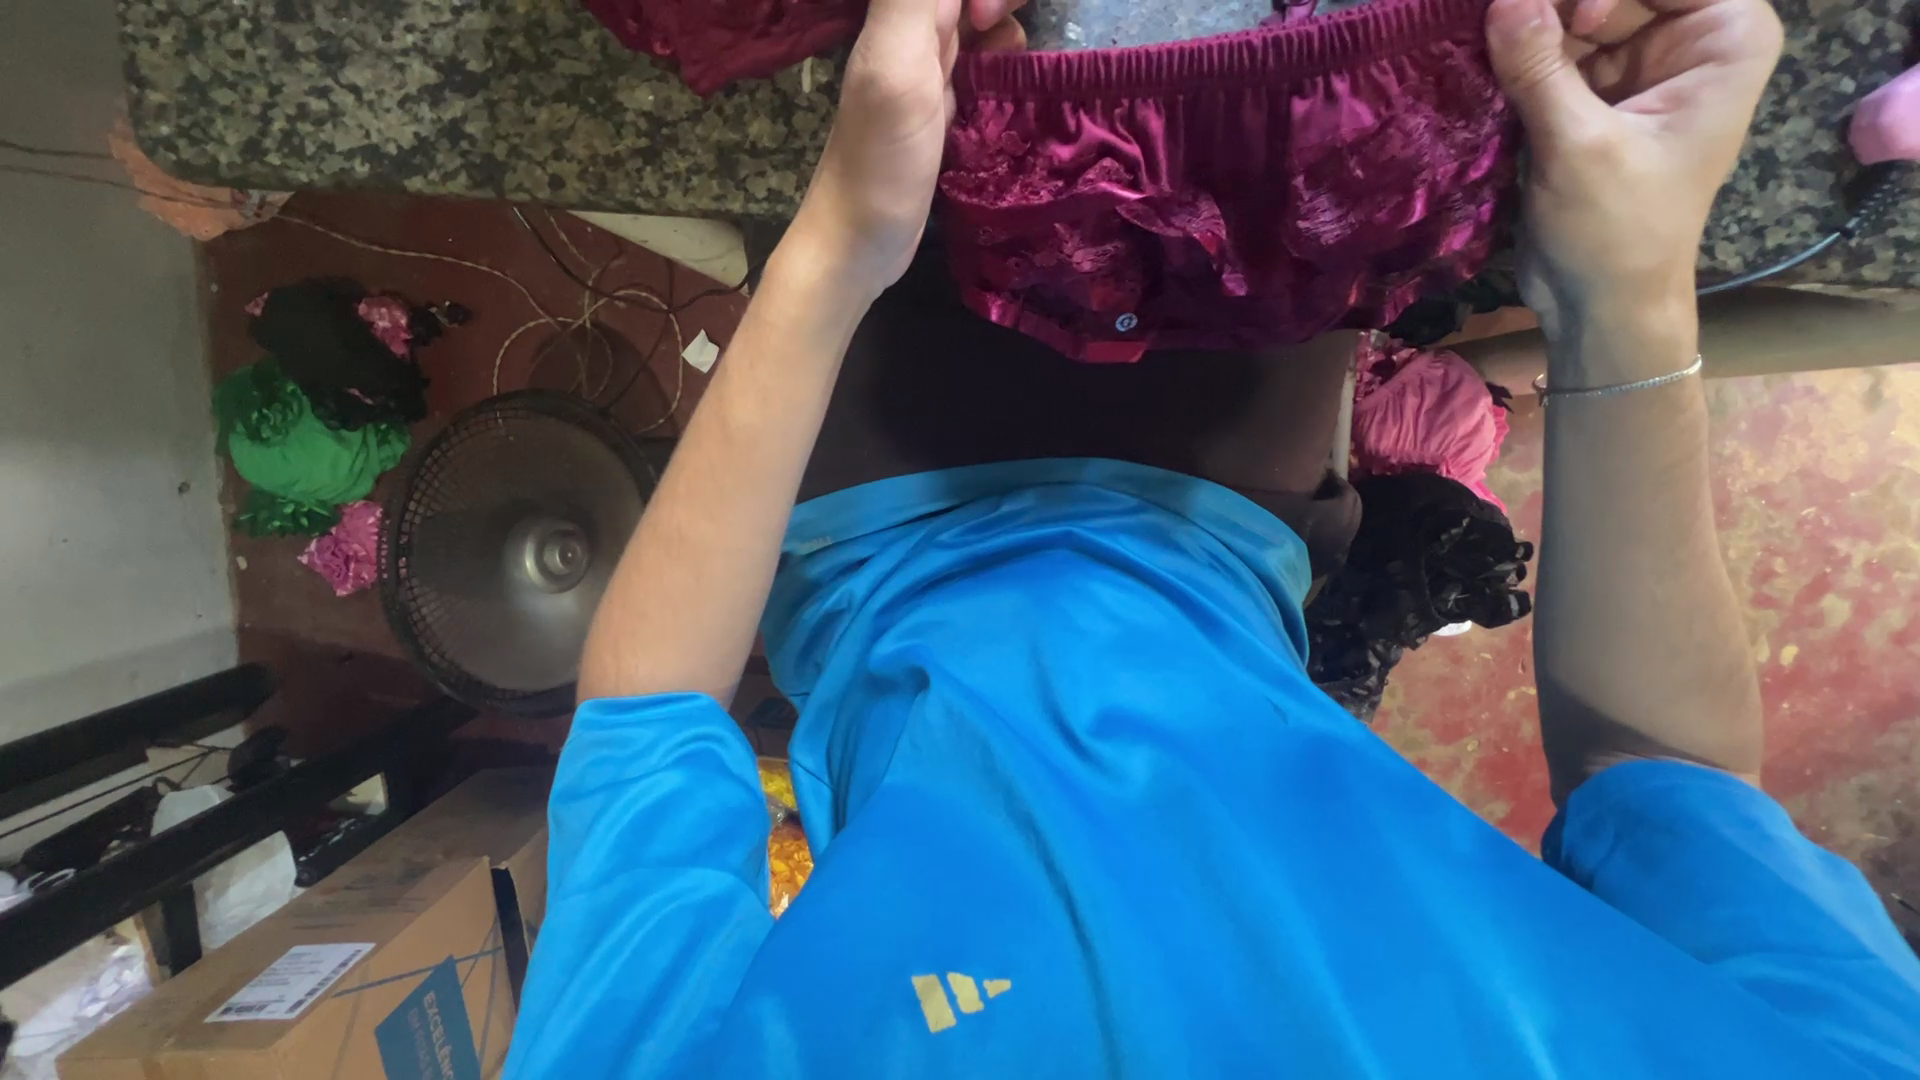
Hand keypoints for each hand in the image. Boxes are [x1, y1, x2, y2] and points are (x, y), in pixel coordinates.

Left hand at [787, 0, 1024, 303]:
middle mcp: (913, 32)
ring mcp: (927, 75)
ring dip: (1005, 34)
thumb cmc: (878, 163)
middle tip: (998, 38)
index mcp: (901, 12)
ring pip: (979, 23)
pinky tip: (999, 99)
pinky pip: (979, 69)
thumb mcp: (897, 66)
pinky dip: (997, 73)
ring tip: (1002, 73)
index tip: (990, 16)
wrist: (860, 244)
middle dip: (1000, 3)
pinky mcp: (939, 115)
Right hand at [1486, 0, 1782, 345]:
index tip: (1537, 20)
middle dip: (1551, 13)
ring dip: (1526, 44)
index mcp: (1720, 37)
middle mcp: (1681, 46)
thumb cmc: (1614, 227)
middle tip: (1492, 29)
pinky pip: (1548, 71)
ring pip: (1570, 32)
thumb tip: (1502, 0)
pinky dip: (1516, 73)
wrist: (1599, 302)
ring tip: (1479, 53)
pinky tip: (1483, 77)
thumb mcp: (1577, 145)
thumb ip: (1540, 70)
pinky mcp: (1584, 112)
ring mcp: (1630, 80)